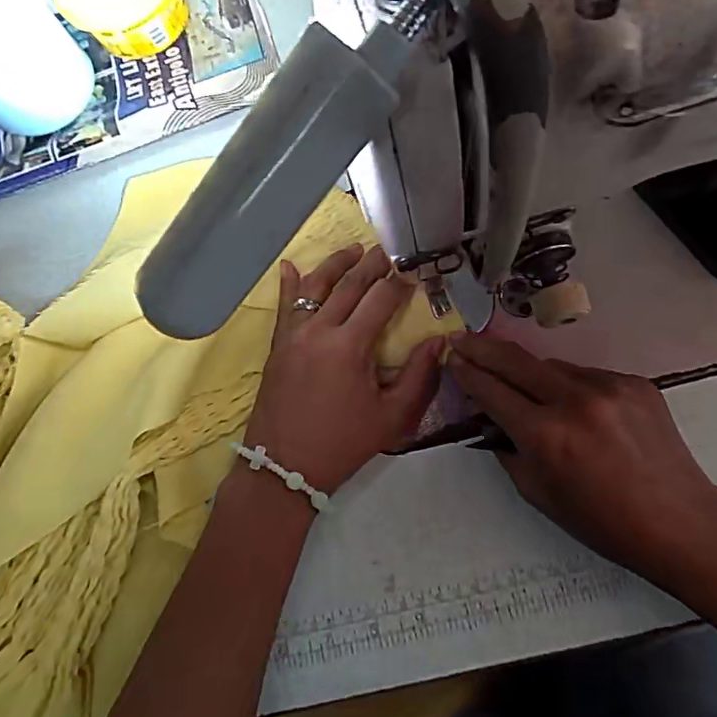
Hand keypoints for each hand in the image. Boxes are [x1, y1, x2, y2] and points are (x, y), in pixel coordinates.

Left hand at [242, 246, 445, 493]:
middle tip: (388, 251)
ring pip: (314, 287)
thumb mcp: (392, 416)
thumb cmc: (344, 444)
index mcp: (349, 346)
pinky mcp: (277, 346)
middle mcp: (318, 331)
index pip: (379, 299)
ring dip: (335, 265)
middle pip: (348, 286)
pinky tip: (290, 266)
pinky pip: (284, 306)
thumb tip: (440, 342)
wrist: (284, 466)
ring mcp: (293, 336)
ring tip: (353, 250)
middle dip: (371, 264)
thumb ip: (419, 376)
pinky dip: (289, 284)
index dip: (399, 283)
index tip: (414, 273)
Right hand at [447, 333, 716, 591]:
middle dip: (484, 349)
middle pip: (517, 361)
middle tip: (462, 339)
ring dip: (533, 374)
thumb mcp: (539, 494)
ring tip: (530, 392)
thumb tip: (492, 421)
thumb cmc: (602, 521)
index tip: (451, 359)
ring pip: (554, 367)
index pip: (493, 391)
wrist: (677, 520)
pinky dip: (573, 387)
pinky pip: (588, 376)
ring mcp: (610, 386)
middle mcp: (575, 401)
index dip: (467, 374)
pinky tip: (580, 411)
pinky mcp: (635, 382)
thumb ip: (509, 451)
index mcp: (547, 435)